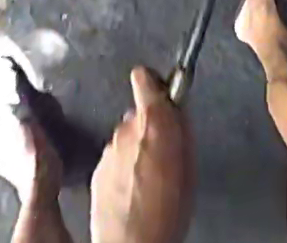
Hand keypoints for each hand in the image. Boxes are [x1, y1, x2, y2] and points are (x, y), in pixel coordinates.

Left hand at [90, 67, 191, 242]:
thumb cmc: (169, 209)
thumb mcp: (189, 165)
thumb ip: (181, 128)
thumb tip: (176, 107)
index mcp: (153, 121)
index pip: (143, 77)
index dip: (151, 83)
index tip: (159, 94)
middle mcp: (126, 128)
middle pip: (136, 114)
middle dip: (146, 127)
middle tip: (160, 153)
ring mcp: (109, 149)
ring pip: (124, 138)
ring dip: (134, 149)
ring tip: (147, 179)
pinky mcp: (97, 170)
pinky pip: (114, 159)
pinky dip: (122, 168)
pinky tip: (131, 192)